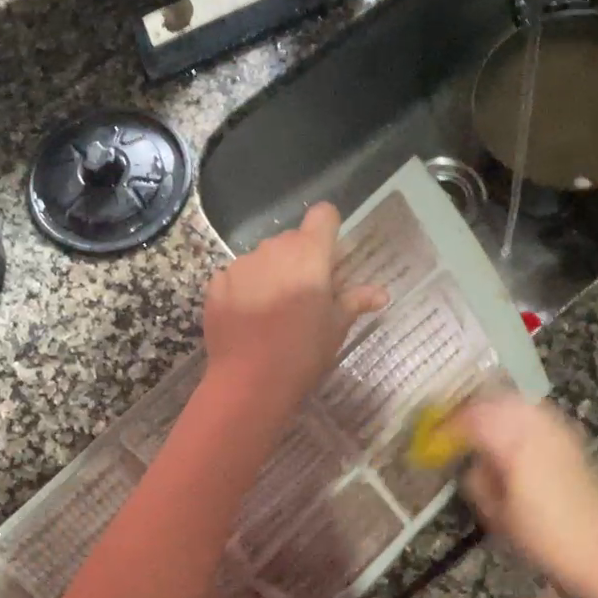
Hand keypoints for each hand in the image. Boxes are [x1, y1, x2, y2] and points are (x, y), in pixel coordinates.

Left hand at [202, 203, 388, 408]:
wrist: (249, 382)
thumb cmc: (303, 353)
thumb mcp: (335, 328)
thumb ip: (355, 301)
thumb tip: (381, 293)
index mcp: (309, 253)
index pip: (324, 215)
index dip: (329, 232)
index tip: (330, 259)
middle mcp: (273, 249)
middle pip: (292, 239)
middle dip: (300, 260)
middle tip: (306, 296)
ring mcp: (241, 265)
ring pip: (262, 259)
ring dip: (271, 275)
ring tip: (274, 313)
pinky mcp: (216, 284)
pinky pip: (236, 277)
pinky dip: (244, 290)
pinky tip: (249, 320)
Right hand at [453, 393, 597, 574]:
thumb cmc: (541, 537)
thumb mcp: (496, 515)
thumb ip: (478, 481)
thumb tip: (473, 465)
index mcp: (515, 445)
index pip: (472, 419)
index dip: (448, 425)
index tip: (434, 436)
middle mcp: (538, 428)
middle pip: (497, 401)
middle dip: (472, 410)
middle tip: (454, 427)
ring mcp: (558, 430)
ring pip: (519, 403)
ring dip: (495, 410)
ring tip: (480, 428)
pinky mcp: (572, 439)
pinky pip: (538, 415)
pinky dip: (518, 417)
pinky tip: (511, 436)